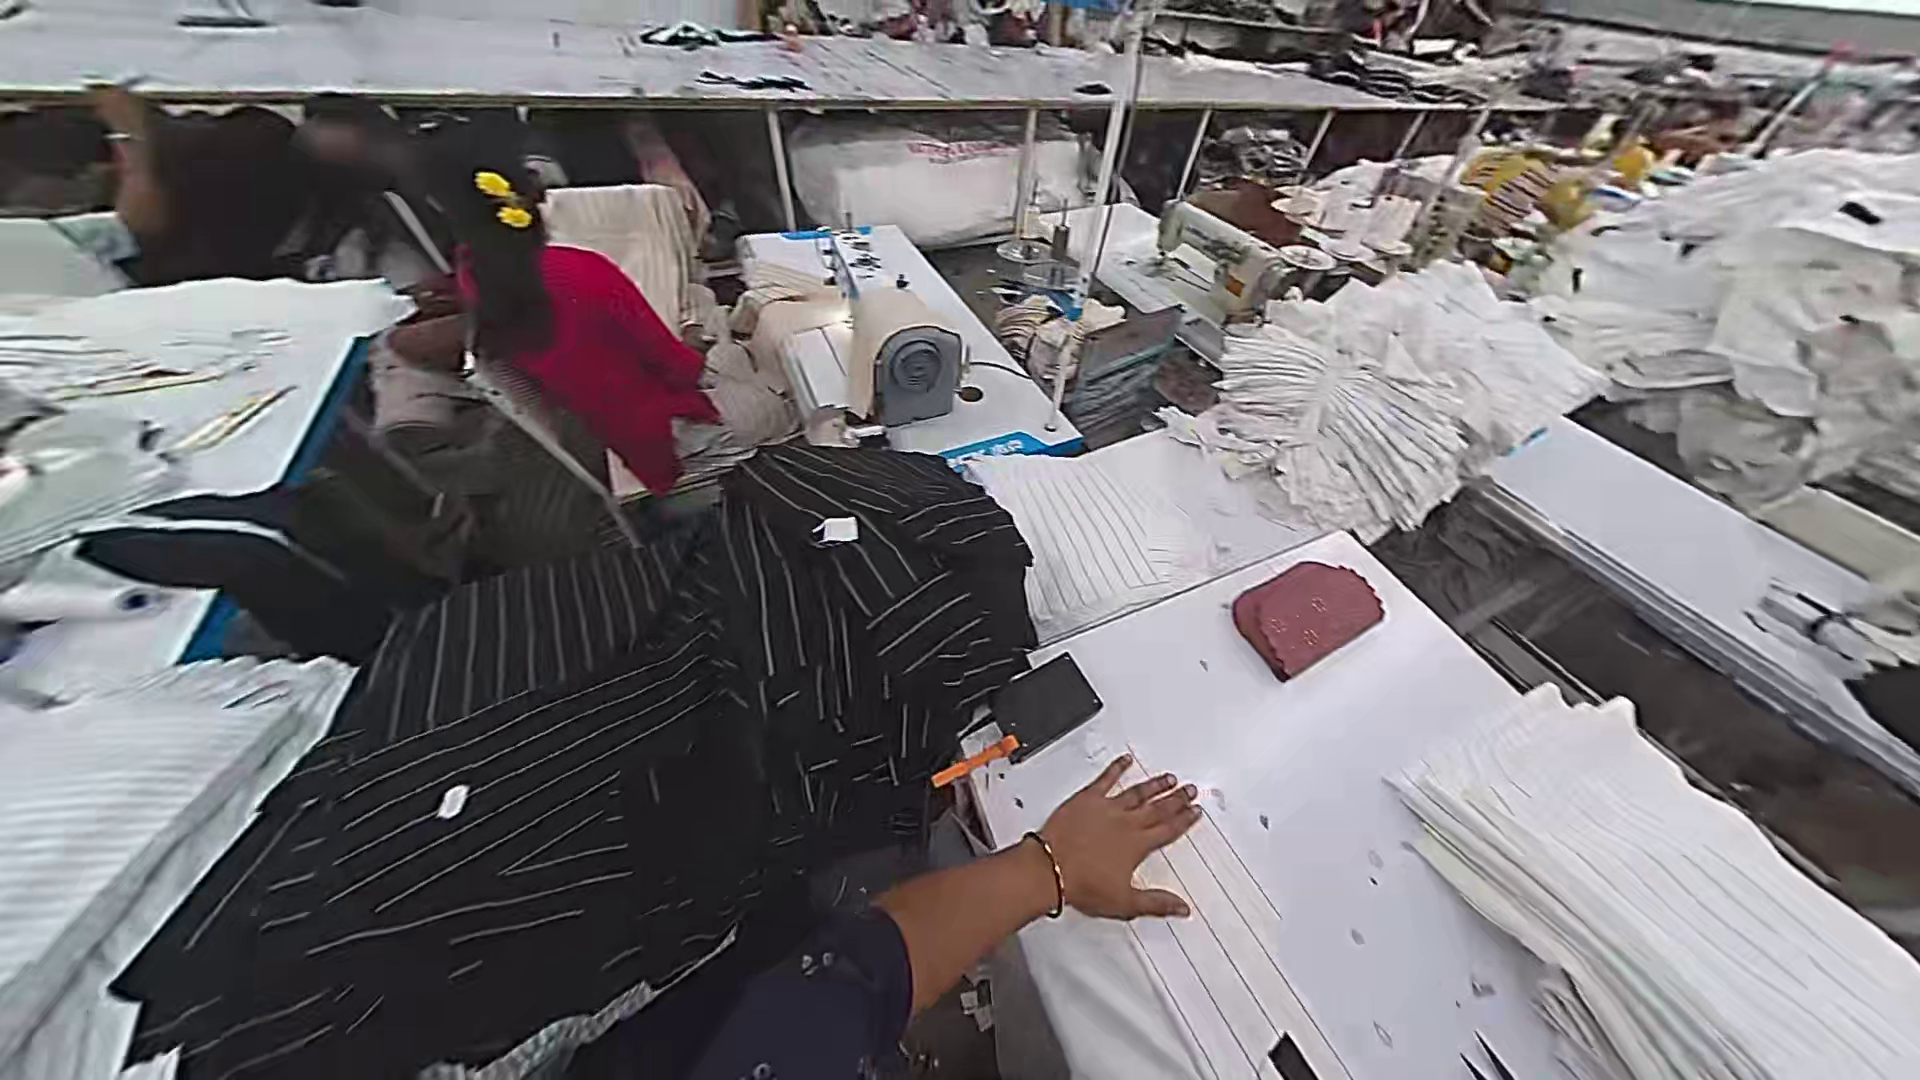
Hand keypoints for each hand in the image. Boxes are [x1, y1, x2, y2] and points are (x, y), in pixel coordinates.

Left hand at [1038, 755, 1199, 919]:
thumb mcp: (1124, 902)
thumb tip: (1181, 907)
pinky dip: (1117, 768)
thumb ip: (1156, 903)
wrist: (1051, 868)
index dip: (1184, 820)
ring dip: (1154, 785)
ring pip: (1137, 792)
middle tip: (1190, 789)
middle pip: (1157, 808)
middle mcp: (1125, 823)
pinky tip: (1125, 760)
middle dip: (1176, 799)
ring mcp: (1106, 808)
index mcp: (1136, 846)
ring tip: (1168, 778)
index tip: (1195, 811)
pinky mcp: (1087, 799)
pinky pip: (1106, 778)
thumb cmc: (1082, 884)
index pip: (1167, 830)